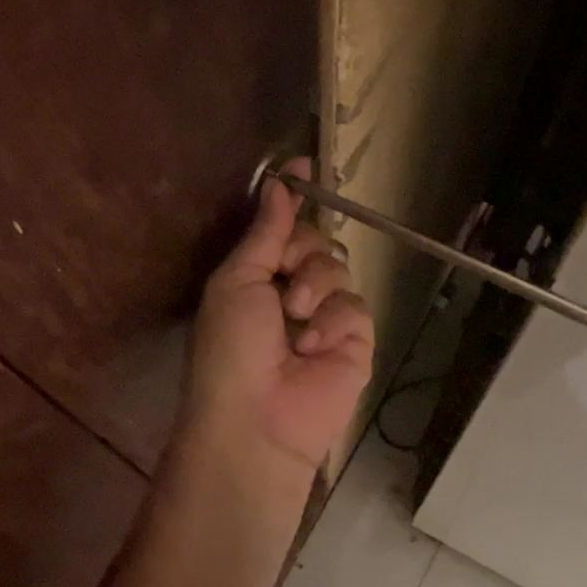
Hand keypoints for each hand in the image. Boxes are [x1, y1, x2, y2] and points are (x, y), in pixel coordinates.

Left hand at [177, 159, 374, 475]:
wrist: (256, 419)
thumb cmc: (230, 348)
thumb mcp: (237, 282)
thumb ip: (264, 234)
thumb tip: (279, 183)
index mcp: (255, 278)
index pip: (281, 229)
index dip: (292, 201)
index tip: (303, 167)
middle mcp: (290, 293)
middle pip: (315, 241)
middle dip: (301, 252)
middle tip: (284, 283)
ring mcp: (325, 318)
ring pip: (338, 268)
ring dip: (314, 288)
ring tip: (295, 322)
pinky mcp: (354, 342)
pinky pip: (356, 305)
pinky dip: (333, 321)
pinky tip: (313, 348)